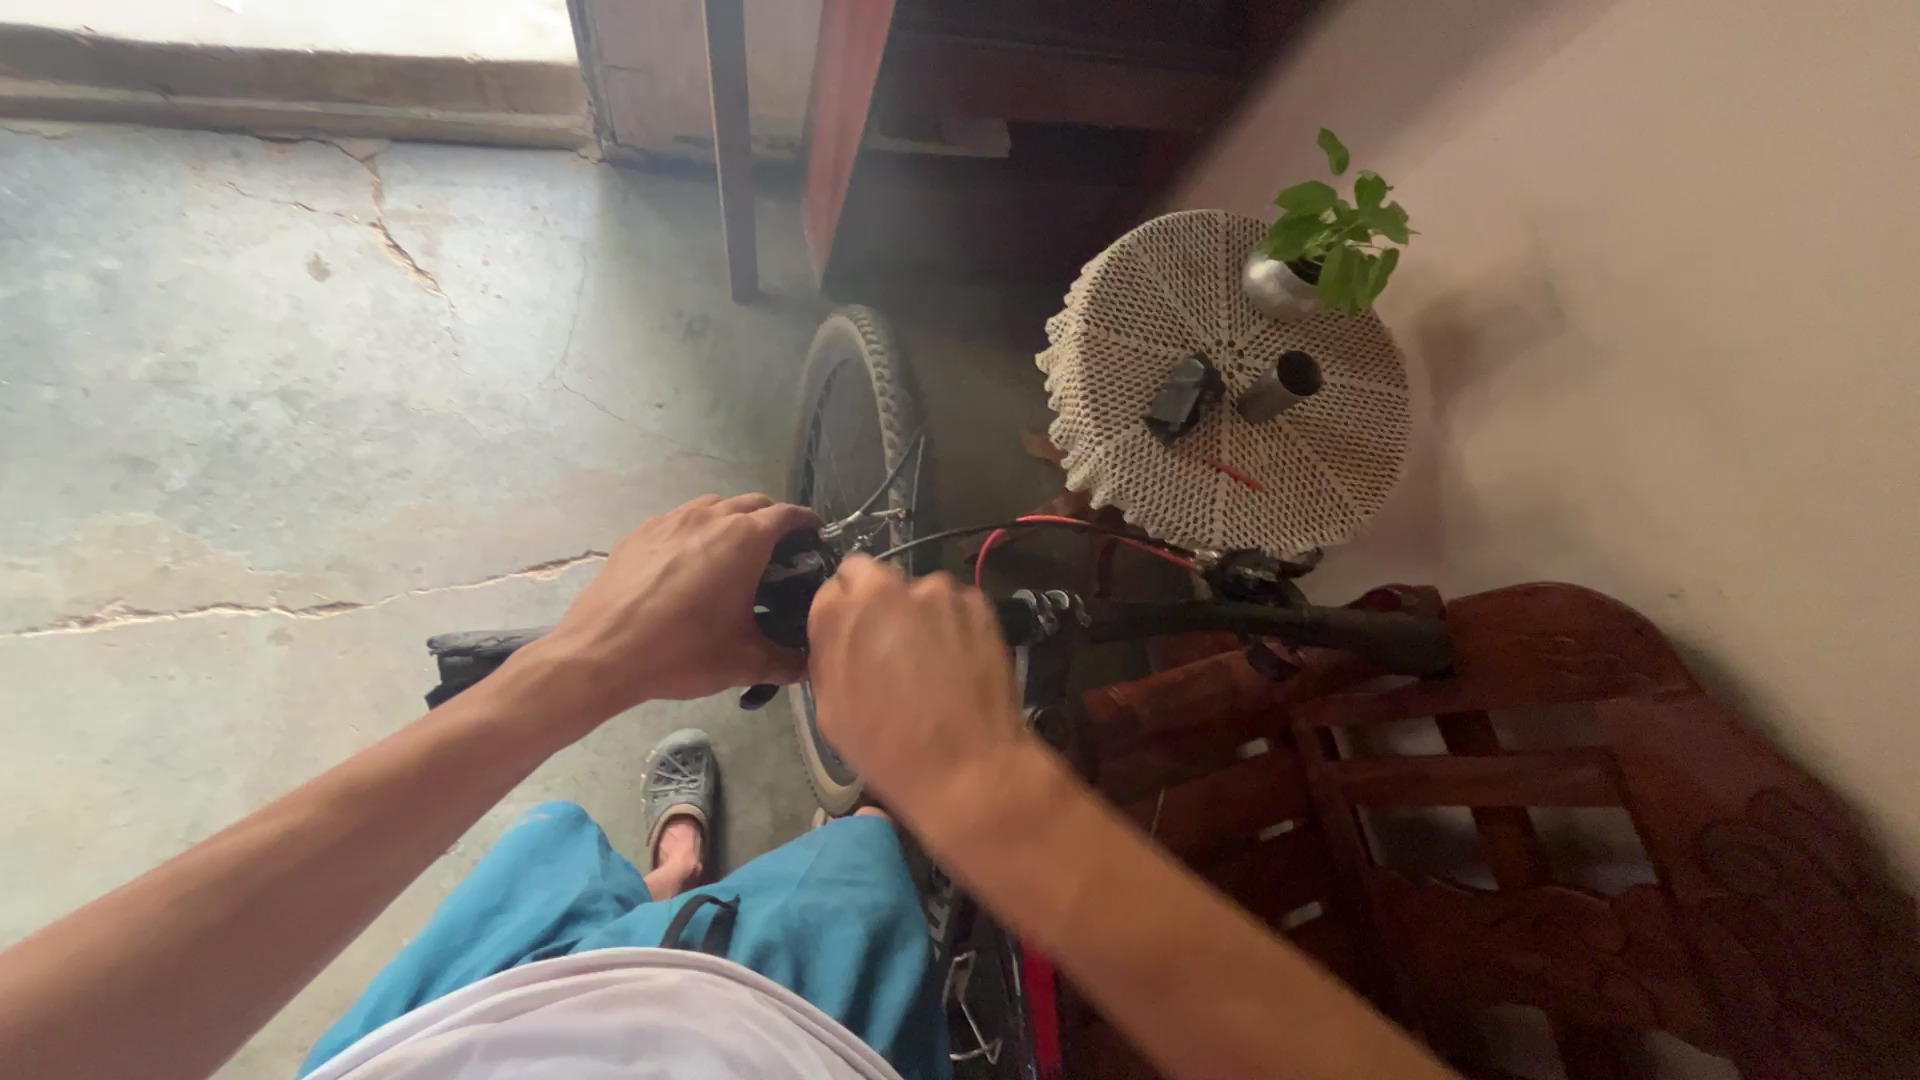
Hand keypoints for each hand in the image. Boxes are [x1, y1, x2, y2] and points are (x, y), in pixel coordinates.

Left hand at [522, 494, 819, 719]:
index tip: (816, 538)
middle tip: (779, 553)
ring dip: (732, 520)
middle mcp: (710, 517)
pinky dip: (696, 531)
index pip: (788, 515)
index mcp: (744, 539)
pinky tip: (689, 565)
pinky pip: (680, 519)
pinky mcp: (640, 532)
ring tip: (733, 555)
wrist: (600, 654)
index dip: (807, 524)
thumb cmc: (681, 652)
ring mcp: (671, 520)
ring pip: (714, 506)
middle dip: (772, 520)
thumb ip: (786, 662)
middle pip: (753, 503)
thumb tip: (809, 667)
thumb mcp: (744, 662)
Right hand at [806, 557, 1025, 803]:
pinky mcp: (977, 603)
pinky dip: (953, 623)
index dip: (842, 612)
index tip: (853, 637)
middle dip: (877, 603)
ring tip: (931, 659)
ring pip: (919, 592)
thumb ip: (827, 652)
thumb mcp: (830, 706)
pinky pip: (955, 605)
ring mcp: (938, 591)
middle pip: (874, 577)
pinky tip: (959, 660)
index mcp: (841, 611)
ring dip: (919, 613)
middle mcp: (887, 587)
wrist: (967, 765)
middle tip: (889, 644)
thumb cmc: (887, 746)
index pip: (833, 587)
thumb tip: (838, 633)